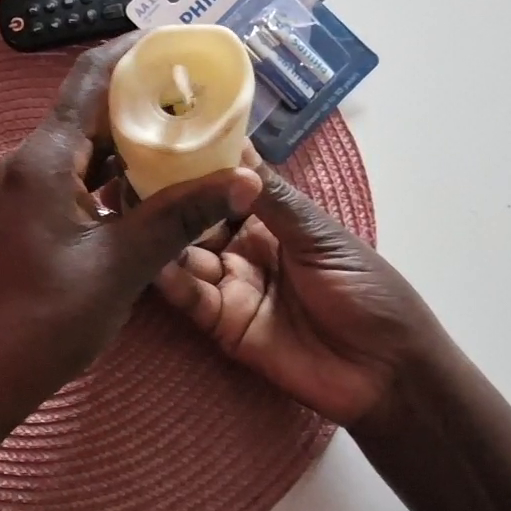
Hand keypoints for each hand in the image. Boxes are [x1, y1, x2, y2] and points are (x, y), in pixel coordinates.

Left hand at [0, 33, 262, 435]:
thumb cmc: (44, 323)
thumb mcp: (121, 266)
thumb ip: (180, 216)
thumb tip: (245, 180)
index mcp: (41, 160)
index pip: (91, 79)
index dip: (136, 52)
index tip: (183, 43)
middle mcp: (23, 163)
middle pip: (88, 113)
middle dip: (145, 104)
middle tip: (203, 102)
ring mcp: (17, 192)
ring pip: (82, 150)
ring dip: (130, 147)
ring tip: (188, 144)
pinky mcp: (21, 218)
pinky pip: (70, 181)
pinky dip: (108, 180)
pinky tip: (147, 193)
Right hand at [153, 165, 446, 423]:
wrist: (385, 373)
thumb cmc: (367, 292)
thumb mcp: (320, 237)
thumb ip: (272, 198)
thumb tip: (232, 146)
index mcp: (272, 219)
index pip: (225, 184)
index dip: (196, 164)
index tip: (160, 136)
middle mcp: (243, 248)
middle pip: (196, 219)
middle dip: (168, 199)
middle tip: (125, 176)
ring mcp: (229, 285)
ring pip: (184, 256)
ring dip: (162, 237)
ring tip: (130, 214)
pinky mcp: (220, 323)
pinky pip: (189, 297)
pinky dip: (170, 280)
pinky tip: (149, 260)